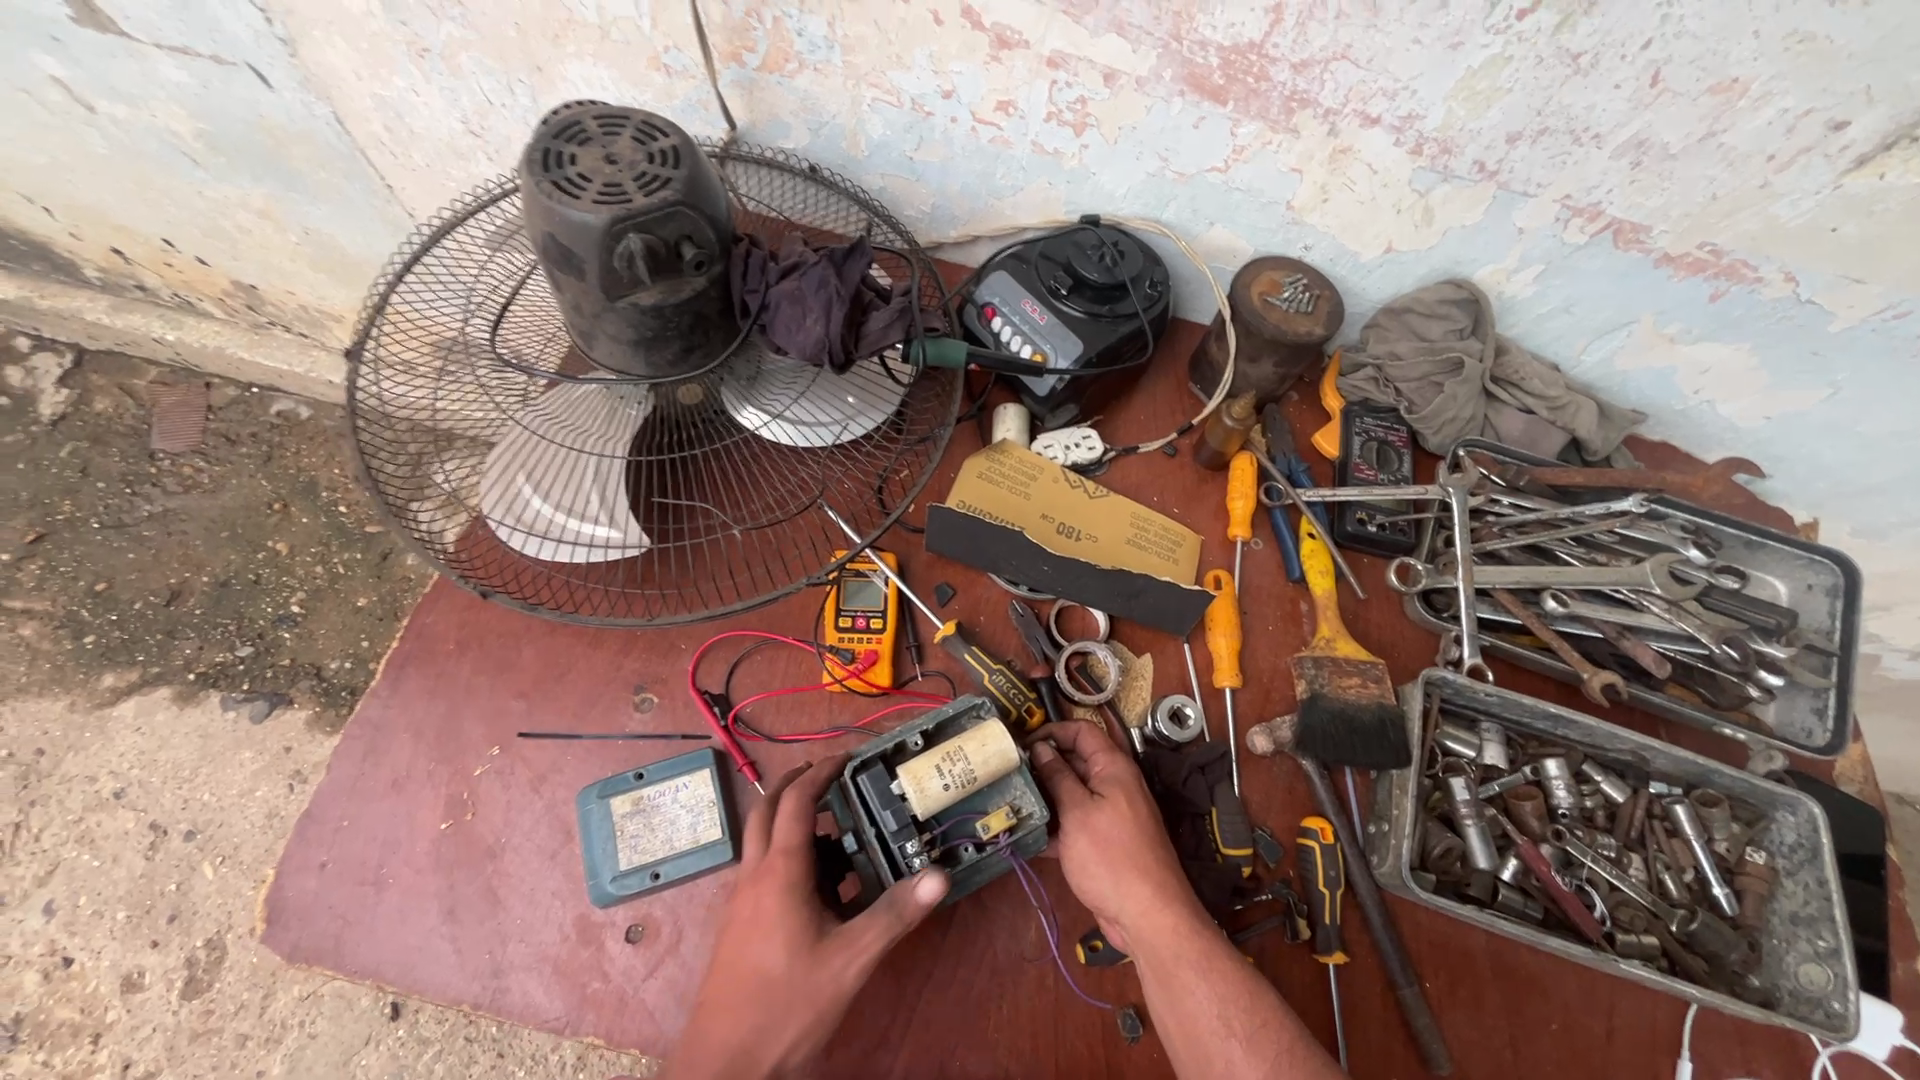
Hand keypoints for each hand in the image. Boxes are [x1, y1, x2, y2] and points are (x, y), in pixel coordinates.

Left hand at [665, 755, 949, 1079]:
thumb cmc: (787, 1003)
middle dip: (796, 785)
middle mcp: (754, 875)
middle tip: (833, 777)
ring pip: (762, 842)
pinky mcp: (740, 925)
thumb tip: (938, 876)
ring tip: (838, 833)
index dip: (820, 771)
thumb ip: (894, 914)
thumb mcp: (850, 959)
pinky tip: (823, 891)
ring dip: (792, 823)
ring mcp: (742, 901)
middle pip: (767, 810)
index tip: (848, 757)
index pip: (795, 800)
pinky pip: (764, 872)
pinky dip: (789, 859)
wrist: (726, 1064)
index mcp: (779, 871)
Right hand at [1027, 721, 1204, 953]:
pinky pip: (1074, 823)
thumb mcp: (1078, 812)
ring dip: (1045, 797)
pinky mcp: (1102, 841)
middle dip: (1043, 765)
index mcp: (1113, 768)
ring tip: (1010, 801)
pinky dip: (1053, 826)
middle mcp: (1113, 784)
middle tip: (1008, 773)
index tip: (1022, 744)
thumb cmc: (1111, 857)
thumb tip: (1041, 748)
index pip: (1082, 731)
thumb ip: (1058, 777)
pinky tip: (1026, 834)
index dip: (1052, 731)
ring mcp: (1109, 814)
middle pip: (1075, 761)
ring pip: (1071, 794)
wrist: (1147, 916)